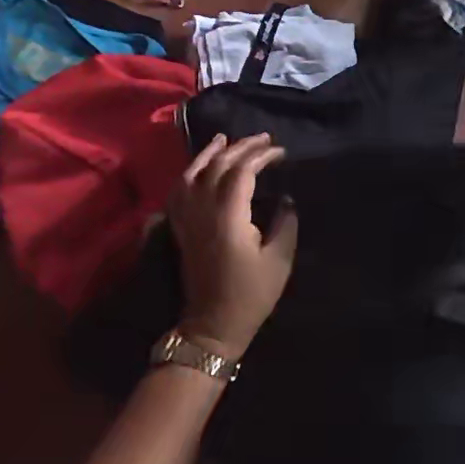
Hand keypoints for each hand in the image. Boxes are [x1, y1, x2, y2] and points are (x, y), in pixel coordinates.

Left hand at [169, 133, 299, 359]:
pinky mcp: (180, 228)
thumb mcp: (280, 259)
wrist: (211, 325)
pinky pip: (178, 191)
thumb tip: (284, 199)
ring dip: (210, 153)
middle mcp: (203, 210)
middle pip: (218, 166)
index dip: (261, 156)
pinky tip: (197, 167)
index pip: (242, 171)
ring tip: (224, 138)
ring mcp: (187, 218)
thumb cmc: (250, 294)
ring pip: (193, 174)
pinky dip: (189, 172)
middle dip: (241, 147)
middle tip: (263, 139)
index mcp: (229, 216)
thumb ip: (285, 223)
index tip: (280, 152)